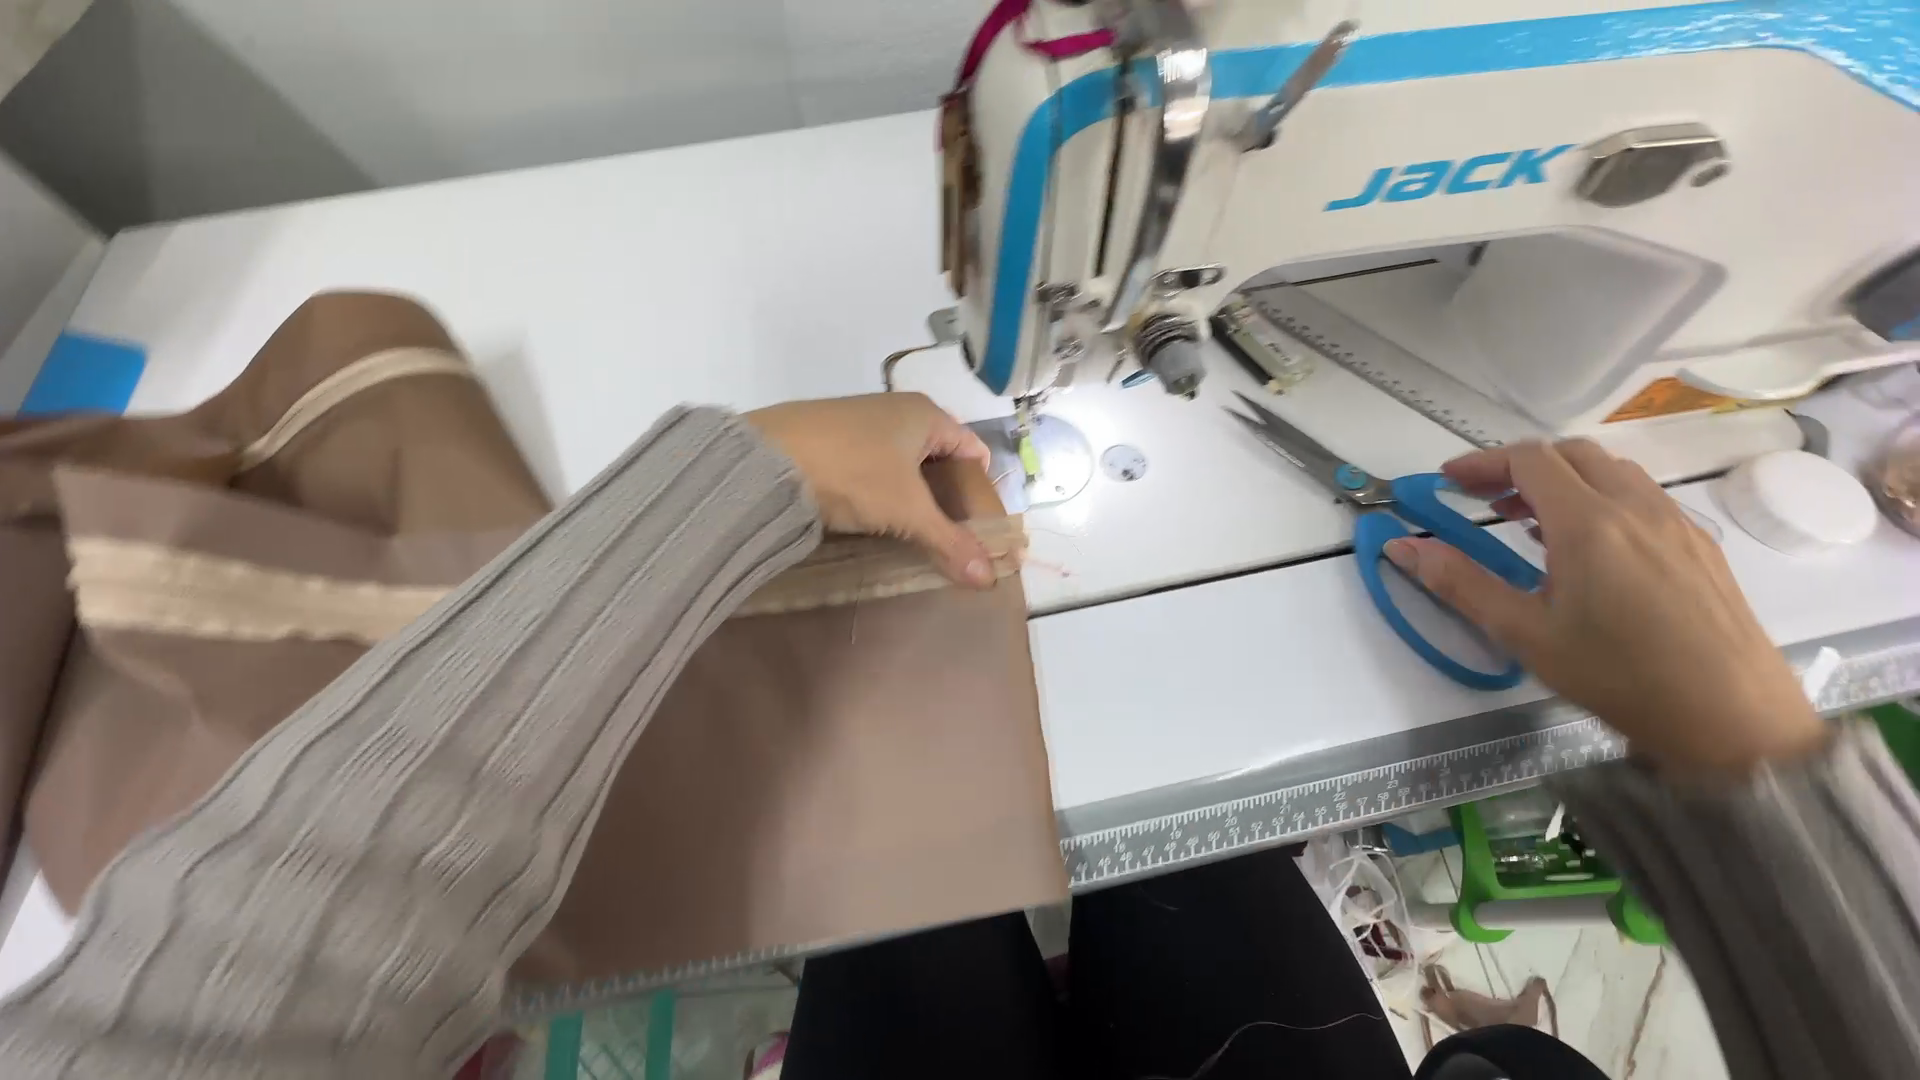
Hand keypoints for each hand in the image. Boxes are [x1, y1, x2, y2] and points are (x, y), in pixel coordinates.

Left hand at [745, 393, 996, 586]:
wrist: (767, 459)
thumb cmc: (853, 472)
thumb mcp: (907, 510)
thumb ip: (949, 541)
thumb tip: (988, 578)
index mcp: (926, 414)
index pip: (973, 449)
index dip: (980, 489)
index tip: (980, 527)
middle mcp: (896, 409)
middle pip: (938, 457)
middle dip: (945, 497)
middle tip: (949, 538)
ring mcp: (860, 421)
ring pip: (902, 463)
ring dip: (910, 496)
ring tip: (912, 533)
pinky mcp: (830, 438)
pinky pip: (871, 466)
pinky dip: (880, 490)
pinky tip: (873, 517)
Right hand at [1383, 439, 1824, 771]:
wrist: (1733, 719)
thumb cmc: (1616, 675)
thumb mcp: (1523, 632)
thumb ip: (1459, 582)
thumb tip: (1401, 547)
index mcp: (1589, 523)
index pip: (1529, 460)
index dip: (1481, 463)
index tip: (1446, 482)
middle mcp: (1636, 509)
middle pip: (1571, 454)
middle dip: (1518, 465)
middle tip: (1481, 497)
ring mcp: (1676, 524)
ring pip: (1611, 470)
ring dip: (1561, 478)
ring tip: (1526, 518)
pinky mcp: (1699, 546)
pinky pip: (1641, 497)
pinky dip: (1598, 497)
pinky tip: (1583, 546)